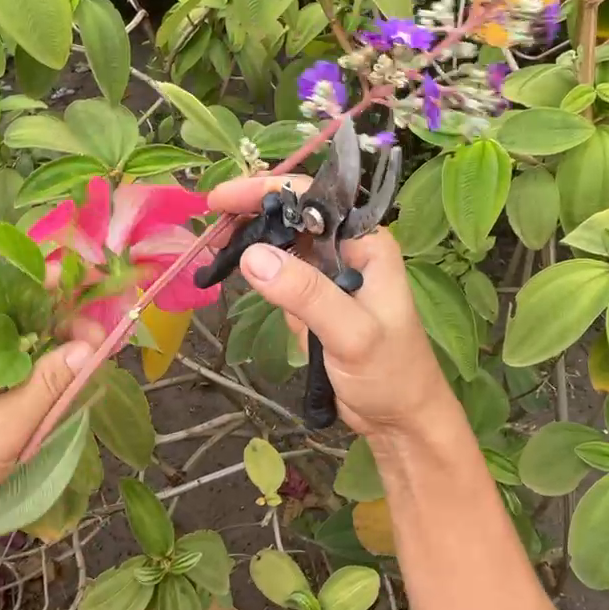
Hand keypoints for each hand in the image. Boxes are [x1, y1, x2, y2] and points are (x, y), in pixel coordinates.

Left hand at [0, 304, 96, 553]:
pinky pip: (7, 366)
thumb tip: (90, 344)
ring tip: (89, 355)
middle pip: (18, 313)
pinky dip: (35, 366)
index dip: (55, 280)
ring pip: (15, 341)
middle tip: (103, 337)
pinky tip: (59, 377)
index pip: (13, 290)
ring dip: (51, 343)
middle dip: (62, 316)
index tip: (95, 281)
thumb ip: (50, 383)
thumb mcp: (8, 427)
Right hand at [207, 176, 468, 444]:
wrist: (399, 419)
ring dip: (246, 235)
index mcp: (366, 242)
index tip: (223, 198)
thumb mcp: (351, 333)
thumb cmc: (391, 373)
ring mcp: (325, 273)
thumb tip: (251, 255)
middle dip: (249, 210)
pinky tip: (226, 264)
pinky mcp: (310, 298)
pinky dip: (250, 263)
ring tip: (211, 241)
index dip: (266, 190)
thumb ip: (306, 293)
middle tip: (209, 218)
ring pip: (280, 240)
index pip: (312, 198)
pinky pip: (276, 270)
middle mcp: (345, 249)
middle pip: (291, 213)